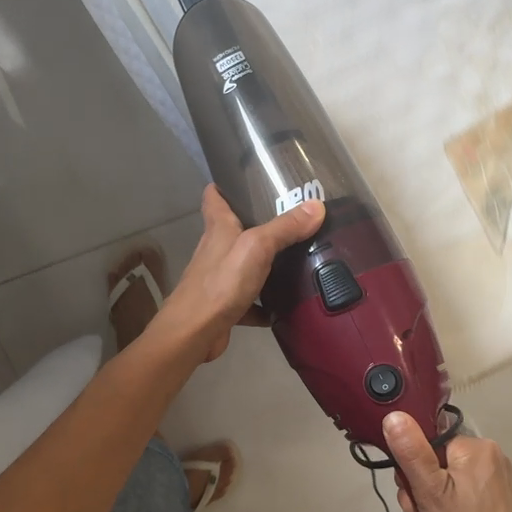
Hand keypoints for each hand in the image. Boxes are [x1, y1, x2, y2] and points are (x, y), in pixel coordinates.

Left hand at [155, 185, 323, 362]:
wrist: (194, 333)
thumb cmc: (220, 284)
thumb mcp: (257, 248)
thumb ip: (284, 228)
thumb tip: (317, 206)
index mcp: (218, 229)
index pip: (215, 197)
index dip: (226, 184)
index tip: (248, 178)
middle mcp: (216, 250)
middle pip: (234, 230)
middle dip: (258, 223)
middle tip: (290, 219)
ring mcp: (219, 279)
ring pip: (244, 265)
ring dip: (264, 264)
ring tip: (295, 259)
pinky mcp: (225, 306)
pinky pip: (248, 300)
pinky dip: (263, 304)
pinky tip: (283, 307)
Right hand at [383, 413, 511, 511]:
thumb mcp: (430, 492)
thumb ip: (411, 452)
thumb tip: (394, 414)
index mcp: (477, 447)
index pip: (428, 442)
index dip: (411, 469)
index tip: (410, 496)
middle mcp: (491, 459)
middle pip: (435, 466)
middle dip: (419, 497)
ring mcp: (496, 483)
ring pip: (445, 488)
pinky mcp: (497, 505)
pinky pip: (460, 502)